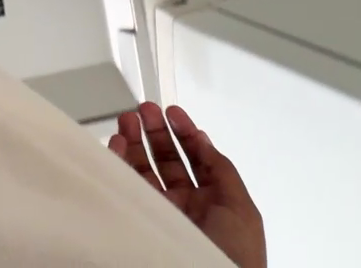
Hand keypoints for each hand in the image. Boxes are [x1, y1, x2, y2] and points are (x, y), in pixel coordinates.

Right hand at [108, 103, 265, 267]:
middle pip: (167, 159)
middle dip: (157, 132)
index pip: (196, 160)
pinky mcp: (136, 214)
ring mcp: (159, 207)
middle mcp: (184, 202)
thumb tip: (201, 137)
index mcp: (211, 201)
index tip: (172, 112)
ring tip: (128, 119)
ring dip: (135, 139)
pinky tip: (119, 141)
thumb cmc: (234, 250)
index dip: (185, 134)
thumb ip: (222, 170)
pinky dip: (119, 158)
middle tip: (146, 109)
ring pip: (143, 166)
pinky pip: (124, 180)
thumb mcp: (241, 210)